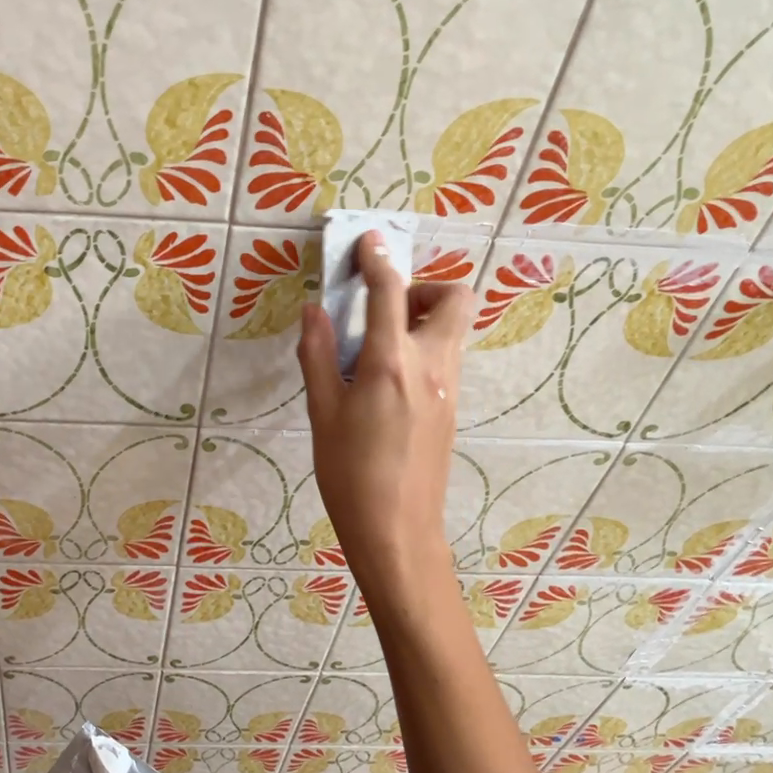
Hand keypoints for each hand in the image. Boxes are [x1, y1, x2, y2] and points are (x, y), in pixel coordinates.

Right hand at [296, 229, 474, 586]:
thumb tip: (316, 311)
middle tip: (386, 310)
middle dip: (424, 287)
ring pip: (455, 328)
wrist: (397, 530)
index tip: (367, 242)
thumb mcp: (322, 413)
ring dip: (424, 318)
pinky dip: (424, 348)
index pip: (390, 292)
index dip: (377, 259)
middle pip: (456, 297)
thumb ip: (318, 355)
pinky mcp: (453, 408)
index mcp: (391, 364)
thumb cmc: (349, 475)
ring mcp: (450, 388)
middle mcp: (432, 367)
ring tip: (379, 348)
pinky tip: (388, 382)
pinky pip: (446, 357)